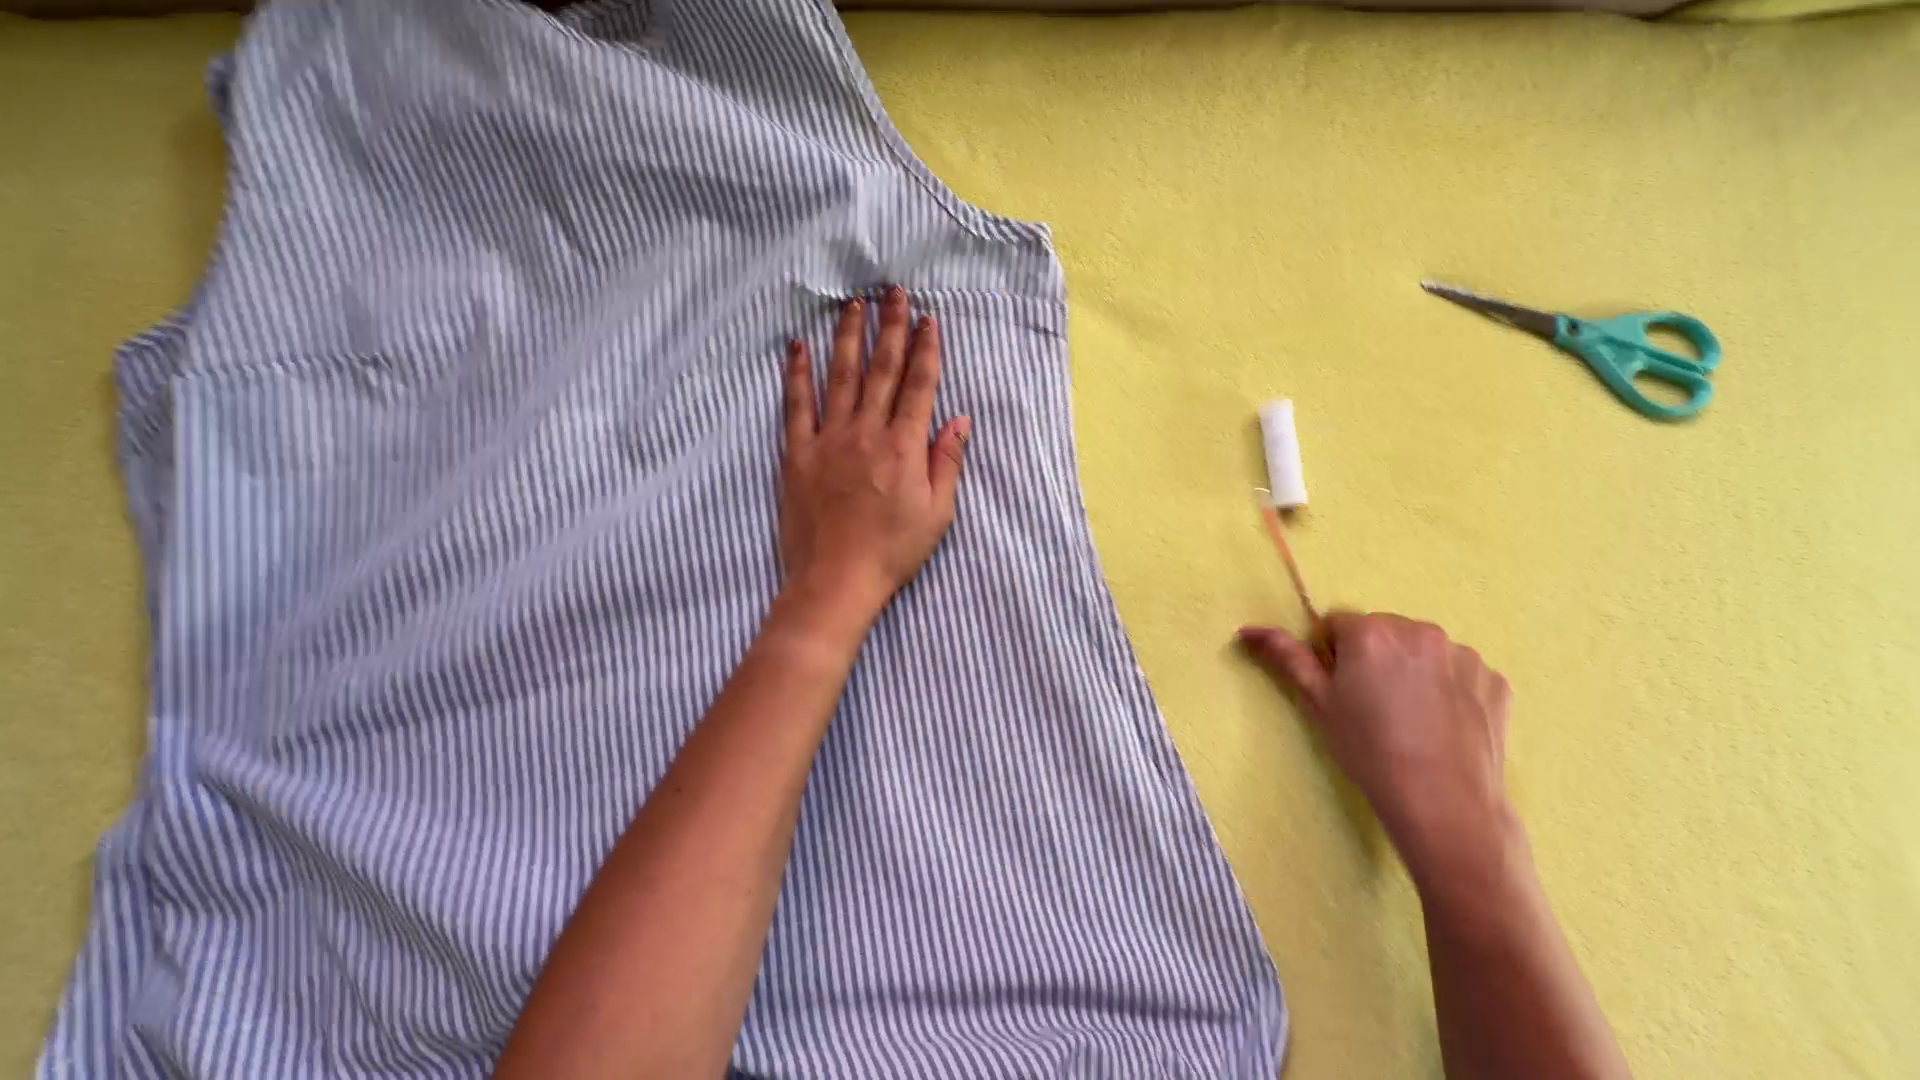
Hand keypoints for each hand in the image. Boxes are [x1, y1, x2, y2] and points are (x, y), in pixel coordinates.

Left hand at [778, 288, 969, 627]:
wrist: (835, 580)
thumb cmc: (893, 551)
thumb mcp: (936, 512)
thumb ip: (946, 461)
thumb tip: (960, 419)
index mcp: (904, 447)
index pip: (919, 386)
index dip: (926, 349)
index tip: (929, 318)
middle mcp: (867, 433)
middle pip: (882, 370)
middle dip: (890, 327)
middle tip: (892, 292)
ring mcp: (829, 440)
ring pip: (841, 376)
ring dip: (848, 337)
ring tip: (853, 305)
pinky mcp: (798, 453)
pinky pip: (796, 405)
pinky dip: (797, 374)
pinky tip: (798, 346)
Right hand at [1240, 614, 1518, 891]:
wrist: (1445, 803)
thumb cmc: (1369, 751)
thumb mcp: (1318, 704)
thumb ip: (1287, 657)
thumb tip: (1248, 629)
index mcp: (1371, 632)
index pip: (1338, 625)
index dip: (1334, 657)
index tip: (1342, 692)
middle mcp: (1420, 630)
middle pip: (1384, 632)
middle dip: (1375, 658)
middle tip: (1374, 707)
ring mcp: (1464, 654)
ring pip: (1423, 652)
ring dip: (1413, 671)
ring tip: (1412, 719)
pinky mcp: (1495, 680)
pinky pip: (1461, 673)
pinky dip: (1450, 690)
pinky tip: (1443, 725)